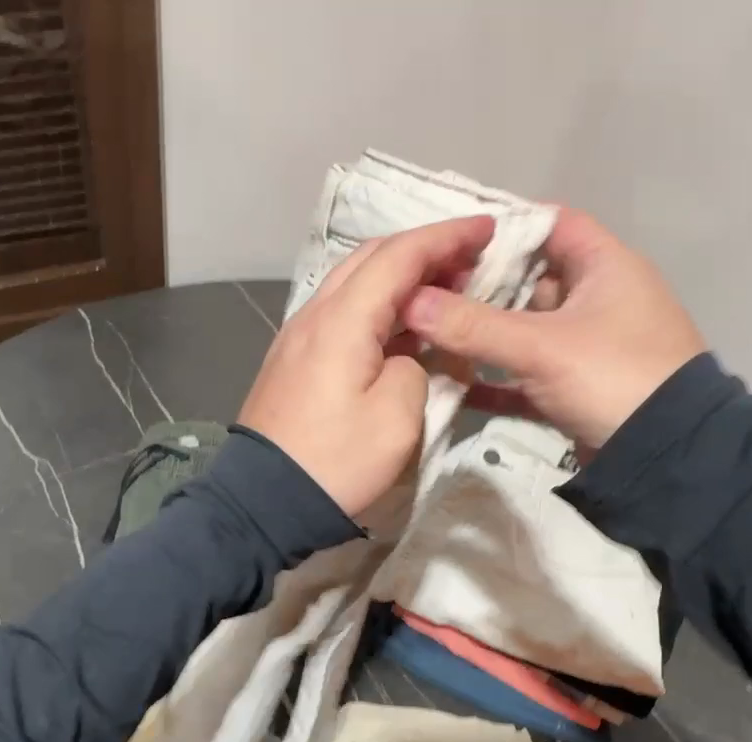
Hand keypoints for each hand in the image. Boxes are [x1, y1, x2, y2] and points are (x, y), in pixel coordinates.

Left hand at [238, 217, 495, 517]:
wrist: (264, 501)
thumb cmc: (336, 462)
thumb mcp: (397, 418)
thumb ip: (418, 368)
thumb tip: (407, 356)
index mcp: (341, 321)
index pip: (399, 255)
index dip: (446, 237)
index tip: (488, 229)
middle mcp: (313, 316)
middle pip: (370, 259)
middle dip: (423, 251)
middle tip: (469, 260)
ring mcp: (296, 338)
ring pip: (351, 286)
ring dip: (398, 279)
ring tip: (443, 292)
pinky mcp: (291, 363)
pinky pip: (339, 316)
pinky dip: (375, 308)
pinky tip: (402, 329)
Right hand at [401, 208, 705, 449]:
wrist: (666, 454)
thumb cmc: (612, 377)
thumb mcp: (539, 347)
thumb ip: (472, 325)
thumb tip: (408, 300)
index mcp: (605, 267)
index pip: (552, 224)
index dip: (504, 226)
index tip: (450, 238)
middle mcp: (597, 298)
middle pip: (529, 278)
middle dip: (480, 284)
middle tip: (426, 290)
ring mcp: (586, 345)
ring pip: (524, 328)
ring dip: (482, 333)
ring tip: (428, 333)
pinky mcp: (574, 387)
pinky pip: (524, 374)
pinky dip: (493, 378)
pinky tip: (452, 382)